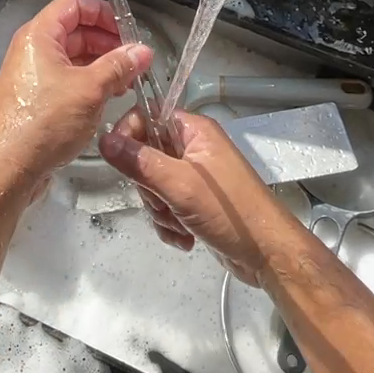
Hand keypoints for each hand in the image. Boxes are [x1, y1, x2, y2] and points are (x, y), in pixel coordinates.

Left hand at [0, 0, 152, 196]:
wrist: (8, 168)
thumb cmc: (44, 123)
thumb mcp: (90, 90)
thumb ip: (119, 66)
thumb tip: (142, 52)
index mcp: (39, 35)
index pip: (74, 5)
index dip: (103, 12)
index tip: (127, 30)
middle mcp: (32, 49)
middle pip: (75, 30)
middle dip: (107, 42)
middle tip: (134, 60)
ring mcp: (32, 74)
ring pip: (72, 56)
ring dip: (101, 64)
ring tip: (126, 82)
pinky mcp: (35, 97)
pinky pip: (66, 78)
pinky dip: (88, 82)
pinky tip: (108, 98)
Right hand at [100, 109, 300, 283]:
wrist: (268, 256)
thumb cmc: (230, 212)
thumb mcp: (179, 185)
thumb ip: (139, 162)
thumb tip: (104, 140)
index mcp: (194, 131)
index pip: (147, 116)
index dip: (129, 135)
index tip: (121, 160)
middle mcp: (194, 149)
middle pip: (146, 155)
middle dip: (149, 187)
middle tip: (164, 201)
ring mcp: (195, 178)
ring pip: (154, 186)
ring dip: (160, 210)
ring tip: (180, 223)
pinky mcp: (196, 204)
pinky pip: (166, 207)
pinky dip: (170, 224)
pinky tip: (185, 237)